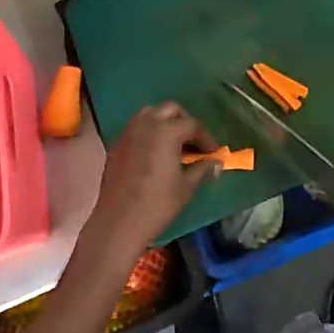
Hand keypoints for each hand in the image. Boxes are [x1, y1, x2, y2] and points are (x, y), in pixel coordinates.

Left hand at [80, 102, 219, 259]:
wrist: (119, 222)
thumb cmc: (157, 204)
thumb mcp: (186, 187)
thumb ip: (202, 169)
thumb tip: (217, 163)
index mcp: (166, 131)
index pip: (192, 124)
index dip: (206, 138)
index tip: (213, 152)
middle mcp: (145, 124)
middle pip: (170, 109)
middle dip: (185, 121)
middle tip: (194, 142)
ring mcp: (127, 133)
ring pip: (149, 114)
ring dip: (164, 122)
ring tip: (174, 144)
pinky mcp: (116, 145)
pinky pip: (135, 129)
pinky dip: (148, 133)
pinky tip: (155, 154)